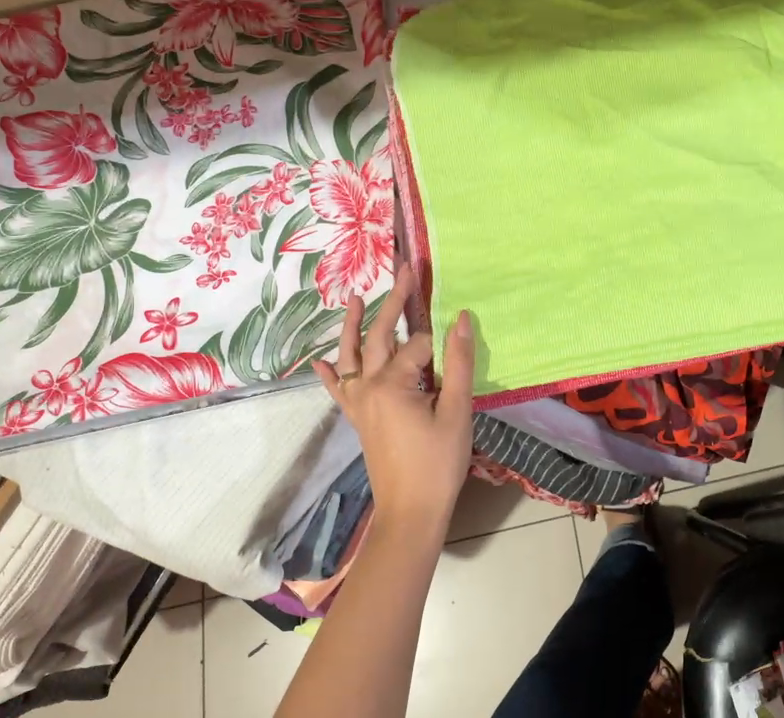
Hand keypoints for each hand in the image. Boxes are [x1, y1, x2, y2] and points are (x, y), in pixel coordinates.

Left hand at [317, 266, 475, 536]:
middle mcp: (368, 387)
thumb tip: (461, 317)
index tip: (458, 323)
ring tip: (355, 299)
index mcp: (392, 383)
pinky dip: (330, 374)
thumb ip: (458, 362)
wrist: (411, 511)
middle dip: (393, 303)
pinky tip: (321, 362)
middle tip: (405, 271)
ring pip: (352, 356)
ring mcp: (359, 404)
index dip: (441, 338)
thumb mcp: (456, 410)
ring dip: (354, 326)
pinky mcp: (358, 420)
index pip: (419, 345)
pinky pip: (338, 391)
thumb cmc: (438, 462)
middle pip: (379, 337)